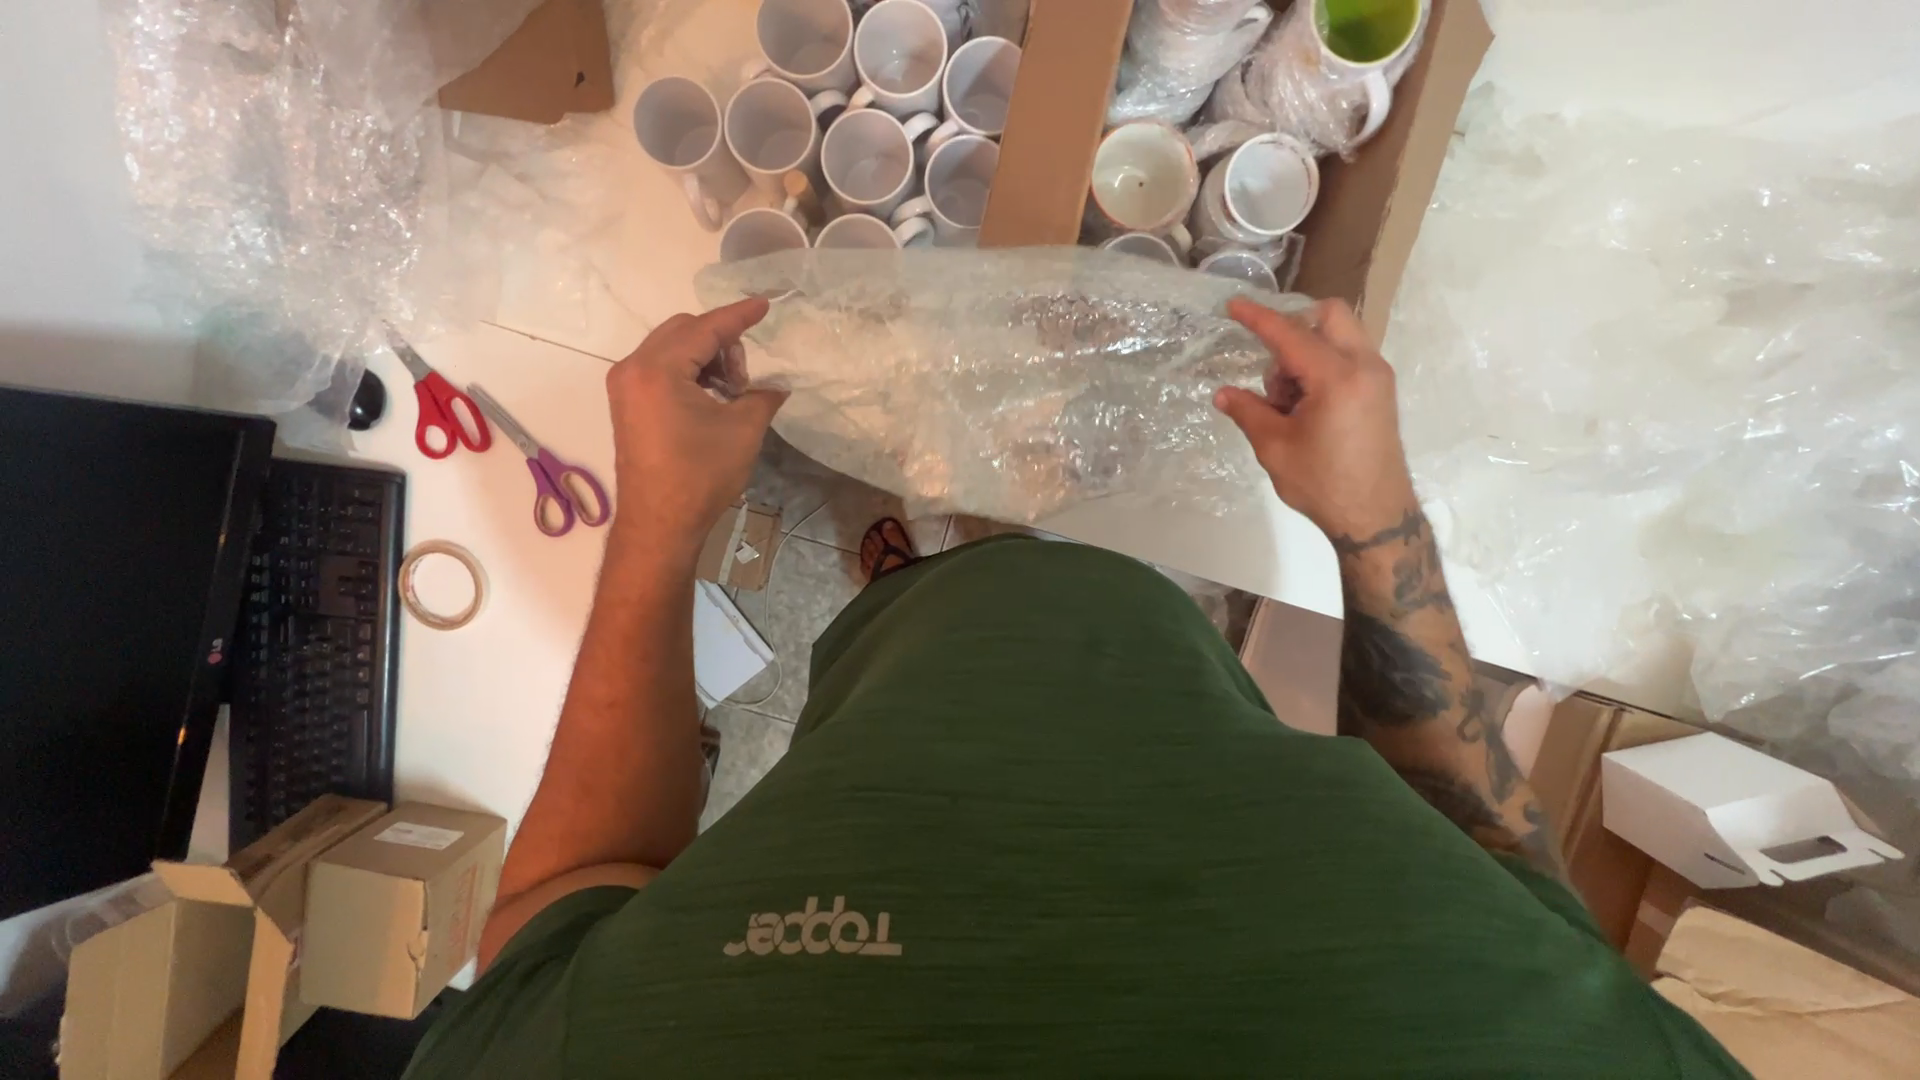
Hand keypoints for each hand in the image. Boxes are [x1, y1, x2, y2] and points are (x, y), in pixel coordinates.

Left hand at [604, 297, 785, 559]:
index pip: (705, 329)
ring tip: (730, 394)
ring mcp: (625, 387)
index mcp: (658, 369)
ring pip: (671, 348)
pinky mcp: (627, 405)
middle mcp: (633, 368)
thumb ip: (762, 396)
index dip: (738, 316)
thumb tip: (777, 385)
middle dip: (720, 343)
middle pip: (683, 331)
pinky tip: (709, 400)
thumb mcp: (743, 430)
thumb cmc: (701, 474)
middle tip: (744, 379)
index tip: (764, 305)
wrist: (660, 523)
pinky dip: (688, 373)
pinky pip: (660, 369)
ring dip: (705, 359)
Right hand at [1213, 297, 1417, 542]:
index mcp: (1336, 378)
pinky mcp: (1380, 391)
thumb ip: (1248, 412)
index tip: (1233, 305)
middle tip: (1271, 366)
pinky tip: (1304, 405)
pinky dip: (1322, 365)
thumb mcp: (1275, 447)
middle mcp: (1364, 366)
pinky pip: (1348, 357)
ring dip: (1306, 352)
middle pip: (1329, 315)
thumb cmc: (1322, 483)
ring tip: (1285, 401)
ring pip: (1339, 336)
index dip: (1258, 318)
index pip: (1290, 335)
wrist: (1375, 515)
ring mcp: (1377, 377)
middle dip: (1294, 327)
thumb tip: (1223, 393)